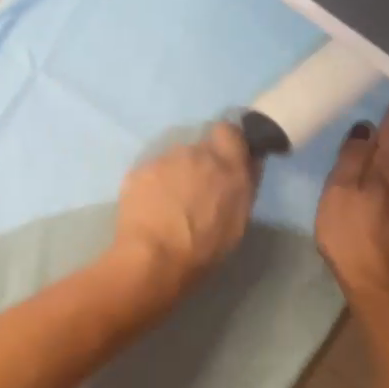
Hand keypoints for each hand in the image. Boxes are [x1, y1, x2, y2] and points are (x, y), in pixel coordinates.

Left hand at [113, 122, 257, 296]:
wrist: (154, 256)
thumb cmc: (204, 248)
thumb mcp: (238, 219)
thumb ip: (244, 183)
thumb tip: (249, 161)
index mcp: (229, 166)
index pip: (228, 131)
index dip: (223, 142)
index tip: (221, 158)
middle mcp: (197, 155)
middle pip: (198, 148)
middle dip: (197, 164)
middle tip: (192, 191)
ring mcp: (165, 160)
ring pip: (172, 159)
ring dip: (173, 174)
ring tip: (167, 202)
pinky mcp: (139, 169)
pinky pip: (149, 171)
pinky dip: (150, 183)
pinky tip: (148, 206)